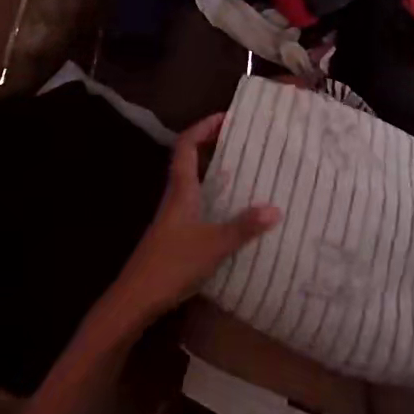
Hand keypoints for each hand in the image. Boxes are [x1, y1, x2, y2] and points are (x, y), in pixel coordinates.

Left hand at [104, 114, 280, 322]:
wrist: (137, 296)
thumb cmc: (172, 263)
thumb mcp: (213, 245)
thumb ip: (243, 227)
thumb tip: (276, 208)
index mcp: (181, 189)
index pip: (187, 145)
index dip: (203, 127)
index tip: (226, 117)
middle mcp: (176, 196)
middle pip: (190, 160)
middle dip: (213, 145)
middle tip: (242, 141)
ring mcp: (174, 216)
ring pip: (194, 182)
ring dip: (214, 171)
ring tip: (244, 170)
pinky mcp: (176, 234)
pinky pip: (197, 203)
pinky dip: (214, 197)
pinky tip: (232, 211)